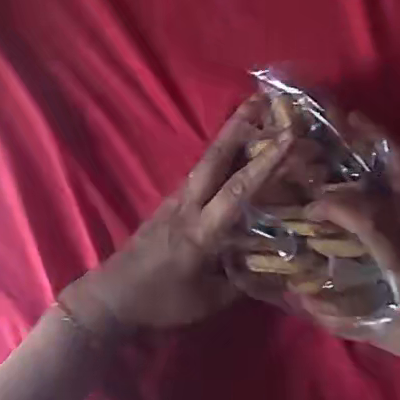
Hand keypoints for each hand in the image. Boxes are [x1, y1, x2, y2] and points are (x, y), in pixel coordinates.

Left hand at [59, 95, 299, 336]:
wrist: (111, 296)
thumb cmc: (160, 302)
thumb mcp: (208, 301)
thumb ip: (242, 280)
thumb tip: (275, 265)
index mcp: (201, 230)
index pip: (238, 190)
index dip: (265, 163)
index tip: (288, 135)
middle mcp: (187, 206)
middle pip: (214, 158)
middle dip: (238, 125)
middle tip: (261, 97)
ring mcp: (174, 202)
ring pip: (205, 162)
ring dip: (228, 136)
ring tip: (251, 115)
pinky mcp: (167, 205)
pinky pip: (198, 175)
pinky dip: (219, 158)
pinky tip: (231, 155)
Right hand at [305, 115, 399, 388]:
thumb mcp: (379, 333)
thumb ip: (334, 314)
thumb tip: (294, 293)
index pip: (367, 216)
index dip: (333, 206)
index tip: (310, 209)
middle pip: (395, 171)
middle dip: (363, 142)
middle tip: (335, 119)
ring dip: (379, 141)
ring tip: (353, 122)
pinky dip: (390, 157)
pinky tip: (370, 156)